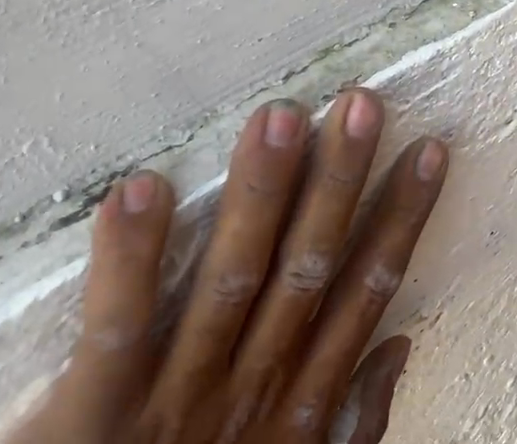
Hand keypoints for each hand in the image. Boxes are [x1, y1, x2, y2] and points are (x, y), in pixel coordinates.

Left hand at [10, 90, 447, 443]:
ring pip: (232, 279)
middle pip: (308, 267)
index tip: (428, 149)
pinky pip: (115, 327)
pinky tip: (142, 187)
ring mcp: (175, 399)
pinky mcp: (88, 418)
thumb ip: (356, 421)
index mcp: (301, 403)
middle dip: (340, 181)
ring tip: (280, 118)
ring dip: (261, 195)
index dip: (403, 217)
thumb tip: (401, 343)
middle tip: (361, 103)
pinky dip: (129, 258)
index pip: (366, 290)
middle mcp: (253, 387)